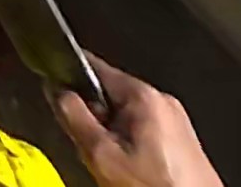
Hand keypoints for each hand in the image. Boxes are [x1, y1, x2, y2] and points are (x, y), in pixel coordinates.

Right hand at [49, 54, 223, 186]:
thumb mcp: (101, 155)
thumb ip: (72, 114)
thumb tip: (55, 88)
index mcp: (144, 95)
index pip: (90, 65)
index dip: (68, 79)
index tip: (56, 98)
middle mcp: (164, 102)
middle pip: (107, 94)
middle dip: (92, 117)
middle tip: (91, 148)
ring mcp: (178, 125)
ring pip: (124, 116)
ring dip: (110, 135)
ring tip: (113, 166)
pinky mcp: (185, 148)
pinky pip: (144, 134)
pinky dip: (130, 148)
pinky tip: (132, 174)